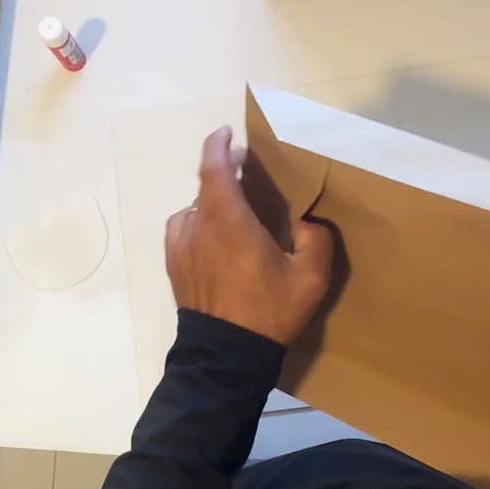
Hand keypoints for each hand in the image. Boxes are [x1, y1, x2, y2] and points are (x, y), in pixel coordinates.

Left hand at [165, 126, 333, 345]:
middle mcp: (198, 225)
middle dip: (224, 170)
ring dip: (212, 201)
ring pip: (195, 208)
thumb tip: (305, 222)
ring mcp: (181, 245)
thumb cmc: (268, 311)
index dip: (218, 144)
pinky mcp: (174, 264)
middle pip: (206, 185)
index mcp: (228, 220)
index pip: (214, 167)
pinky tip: (213, 237)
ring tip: (234, 210)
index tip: (227, 132)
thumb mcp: (310, 277)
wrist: (226, 355)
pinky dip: (198, 222)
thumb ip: (315, 239)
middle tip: (245, 169)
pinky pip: (183, 229)